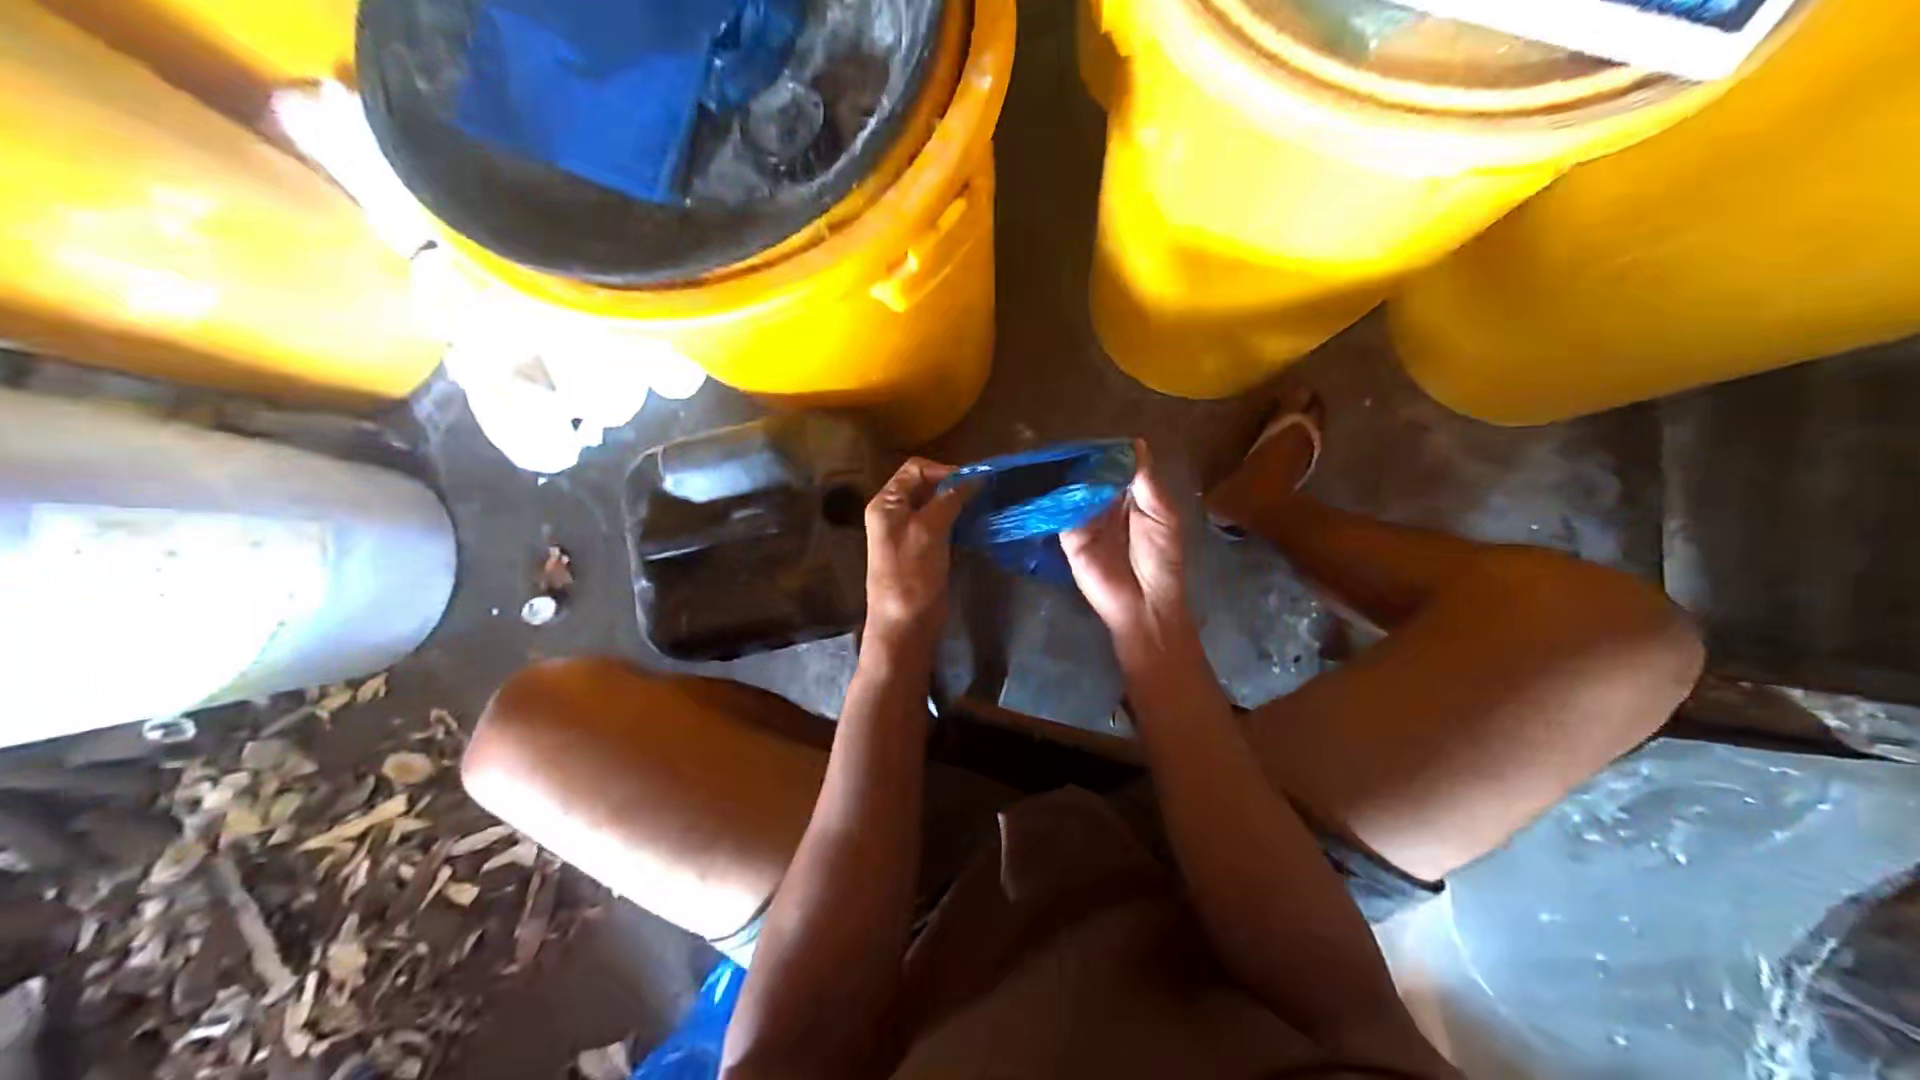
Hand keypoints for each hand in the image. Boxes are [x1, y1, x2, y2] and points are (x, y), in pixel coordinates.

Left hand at [863, 457, 970, 652]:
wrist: (905, 625)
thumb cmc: (912, 574)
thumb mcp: (930, 530)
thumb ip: (949, 500)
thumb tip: (974, 479)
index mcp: (887, 503)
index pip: (915, 469)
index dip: (943, 470)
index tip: (972, 483)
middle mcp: (894, 514)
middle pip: (926, 486)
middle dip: (953, 486)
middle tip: (982, 495)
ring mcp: (909, 533)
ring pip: (936, 506)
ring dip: (958, 504)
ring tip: (983, 509)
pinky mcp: (923, 551)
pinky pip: (941, 526)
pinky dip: (958, 522)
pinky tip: (976, 526)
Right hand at [1061, 440, 1193, 652]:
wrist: (1144, 602)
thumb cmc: (1161, 559)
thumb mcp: (1162, 513)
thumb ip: (1146, 481)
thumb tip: (1135, 444)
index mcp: (1131, 498)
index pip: (1115, 468)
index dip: (1107, 453)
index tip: (1096, 435)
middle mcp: (1105, 506)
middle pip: (1091, 477)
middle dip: (1083, 461)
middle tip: (1070, 441)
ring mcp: (1085, 520)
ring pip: (1074, 491)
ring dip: (1067, 476)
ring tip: (1055, 452)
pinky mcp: (1069, 536)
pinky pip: (1061, 512)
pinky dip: (1058, 497)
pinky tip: (1053, 480)